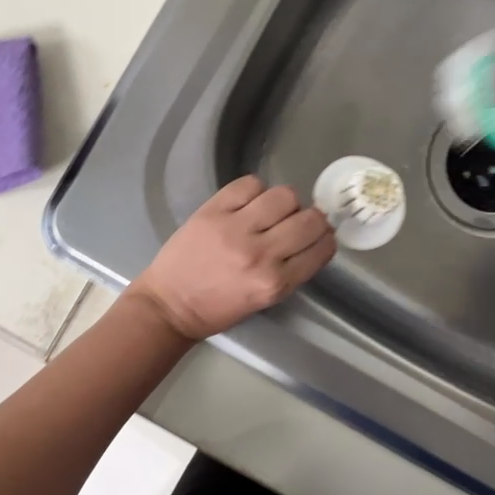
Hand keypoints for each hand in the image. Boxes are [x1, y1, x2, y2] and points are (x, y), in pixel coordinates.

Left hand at [127, 176, 337, 340]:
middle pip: (309, 220)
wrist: (169, 305)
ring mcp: (235, 229)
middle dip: (313, 219)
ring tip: (273, 212)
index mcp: (275, 283)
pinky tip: (249, 204)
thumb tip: (313, 238)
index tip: (321, 236)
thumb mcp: (265, 299)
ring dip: (286, 202)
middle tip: (301, 222)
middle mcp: (260, 255)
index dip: (325, 239)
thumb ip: (290, 271)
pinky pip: (249, 185)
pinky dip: (256, 190)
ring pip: (284, 196)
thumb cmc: (218, 309)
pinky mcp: (213, 211)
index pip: (320, 250)